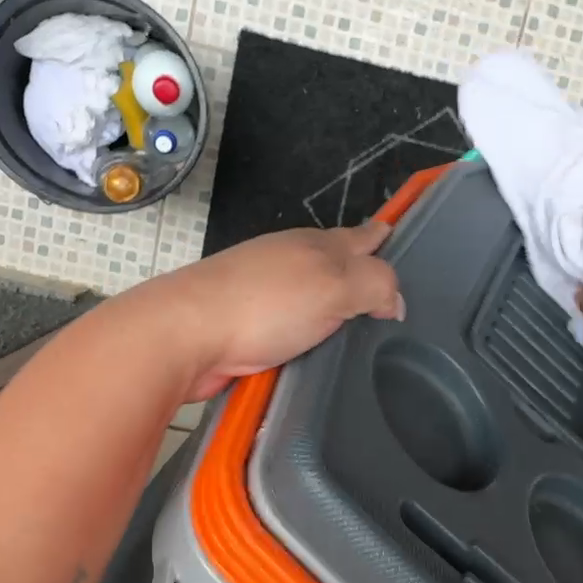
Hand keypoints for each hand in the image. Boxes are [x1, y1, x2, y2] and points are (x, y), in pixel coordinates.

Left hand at [134, 221, 403, 399]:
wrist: (186, 335)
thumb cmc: (265, 304)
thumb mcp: (335, 286)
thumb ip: (375, 286)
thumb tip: (396, 301)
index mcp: (316, 246)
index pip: (360, 236)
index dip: (381, 235)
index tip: (396, 233)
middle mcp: (291, 263)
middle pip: (336, 262)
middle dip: (361, 269)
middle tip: (390, 290)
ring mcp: (266, 294)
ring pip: (312, 294)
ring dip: (334, 304)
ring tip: (362, 324)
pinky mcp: (248, 327)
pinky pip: (292, 326)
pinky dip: (309, 332)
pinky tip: (320, 349)